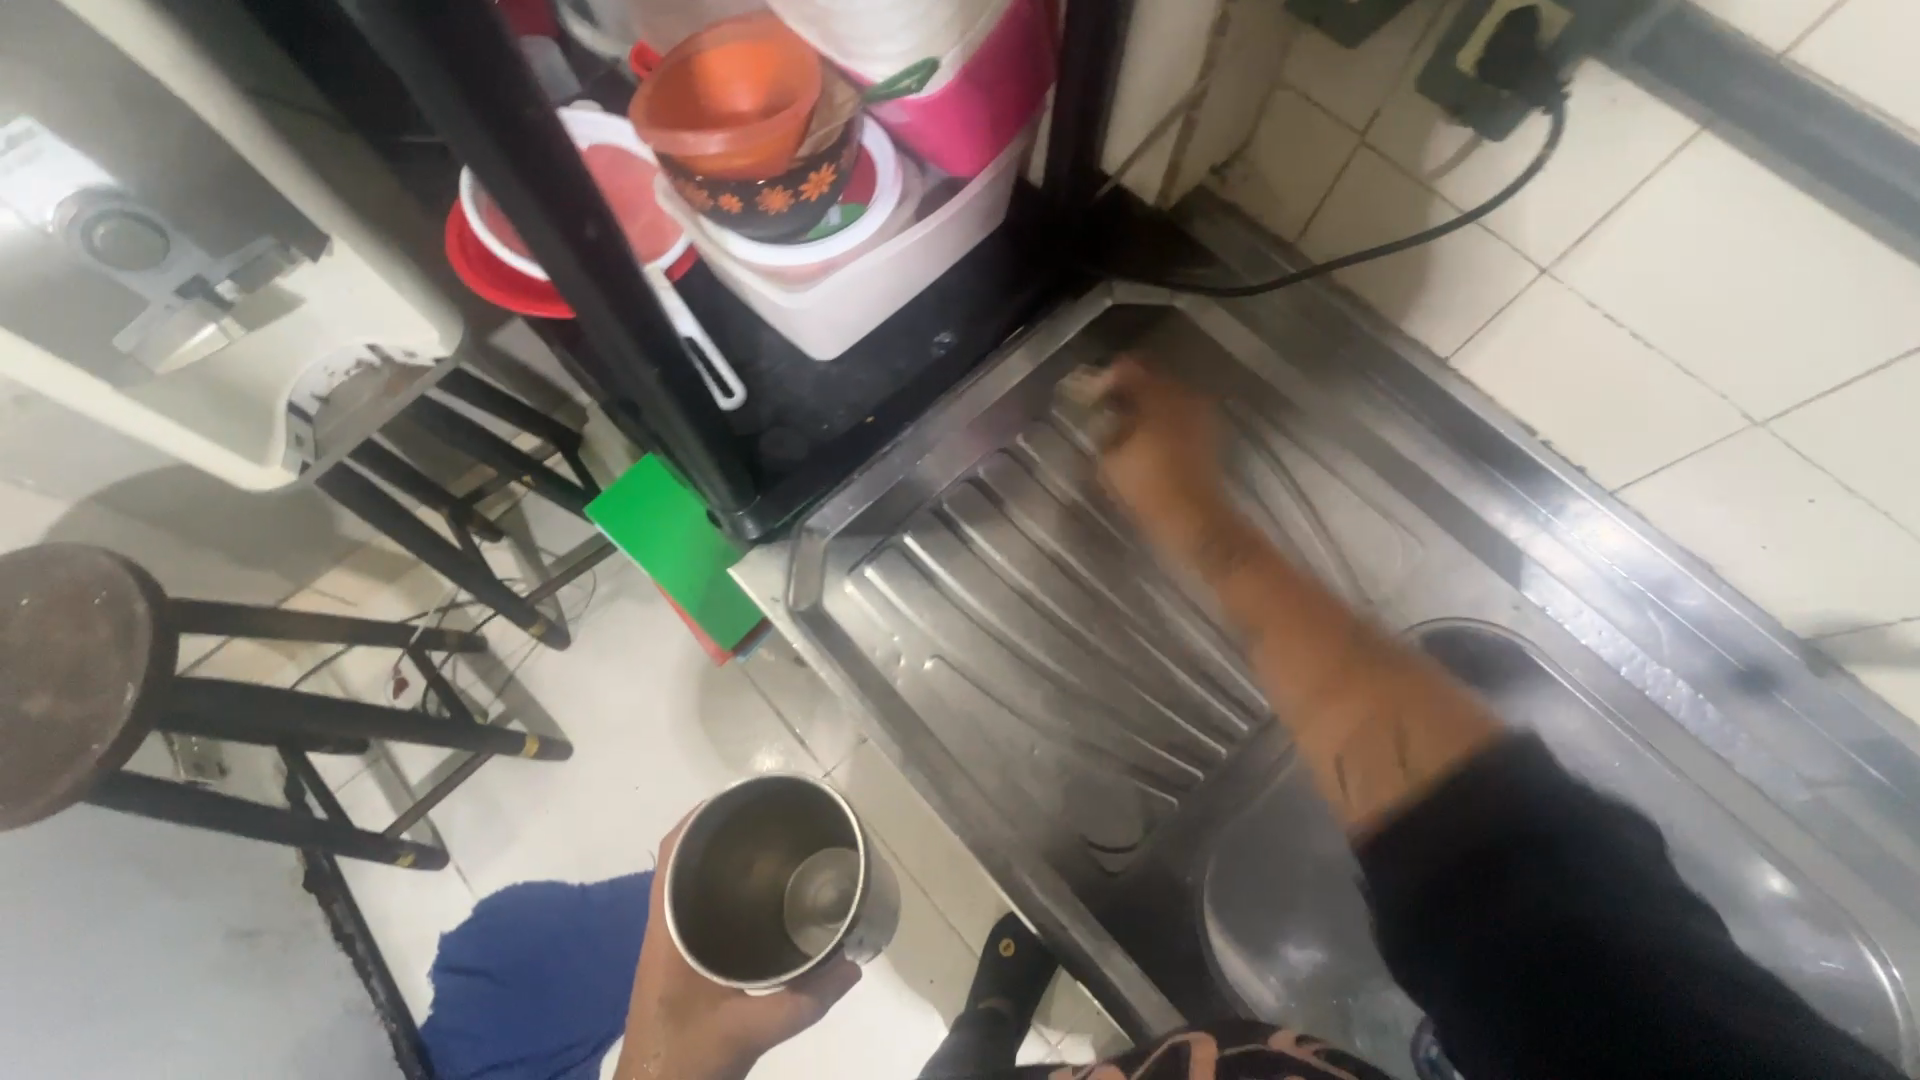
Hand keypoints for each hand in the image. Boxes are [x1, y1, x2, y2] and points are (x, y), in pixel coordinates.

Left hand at [618, 820, 860, 1079]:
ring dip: (721, 860)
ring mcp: (668, 946)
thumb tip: (853, 965)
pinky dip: (724, 891)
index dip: (699, 818)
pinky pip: (697, 910)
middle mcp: (664, 929)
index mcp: (669, 932)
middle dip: (722, 832)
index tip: (741, 799)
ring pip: (689, 884)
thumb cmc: (688, 1058)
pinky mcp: (679, 963)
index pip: (672, 854)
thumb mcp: (749, 1032)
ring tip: (773, 845)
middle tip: (772, 819)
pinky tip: (761, 898)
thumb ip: (803, 1001)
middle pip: (683, 859)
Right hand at [1087, 357, 1248, 576]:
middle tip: (1105, 408)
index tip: (1089, 395)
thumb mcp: (1108, 458)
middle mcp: (1182, 395)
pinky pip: (1179, 415)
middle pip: (1150, 378)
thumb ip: (1102, 431)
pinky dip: (1162, 420)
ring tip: (1124, 426)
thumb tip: (1102, 420)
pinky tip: (1146, 439)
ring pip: (1167, 396)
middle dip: (1127, 390)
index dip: (1104, 379)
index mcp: (1156, 394)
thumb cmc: (1146, 485)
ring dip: (1146, 406)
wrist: (1193, 517)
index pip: (1126, 369)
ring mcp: (1200, 413)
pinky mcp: (1208, 434)